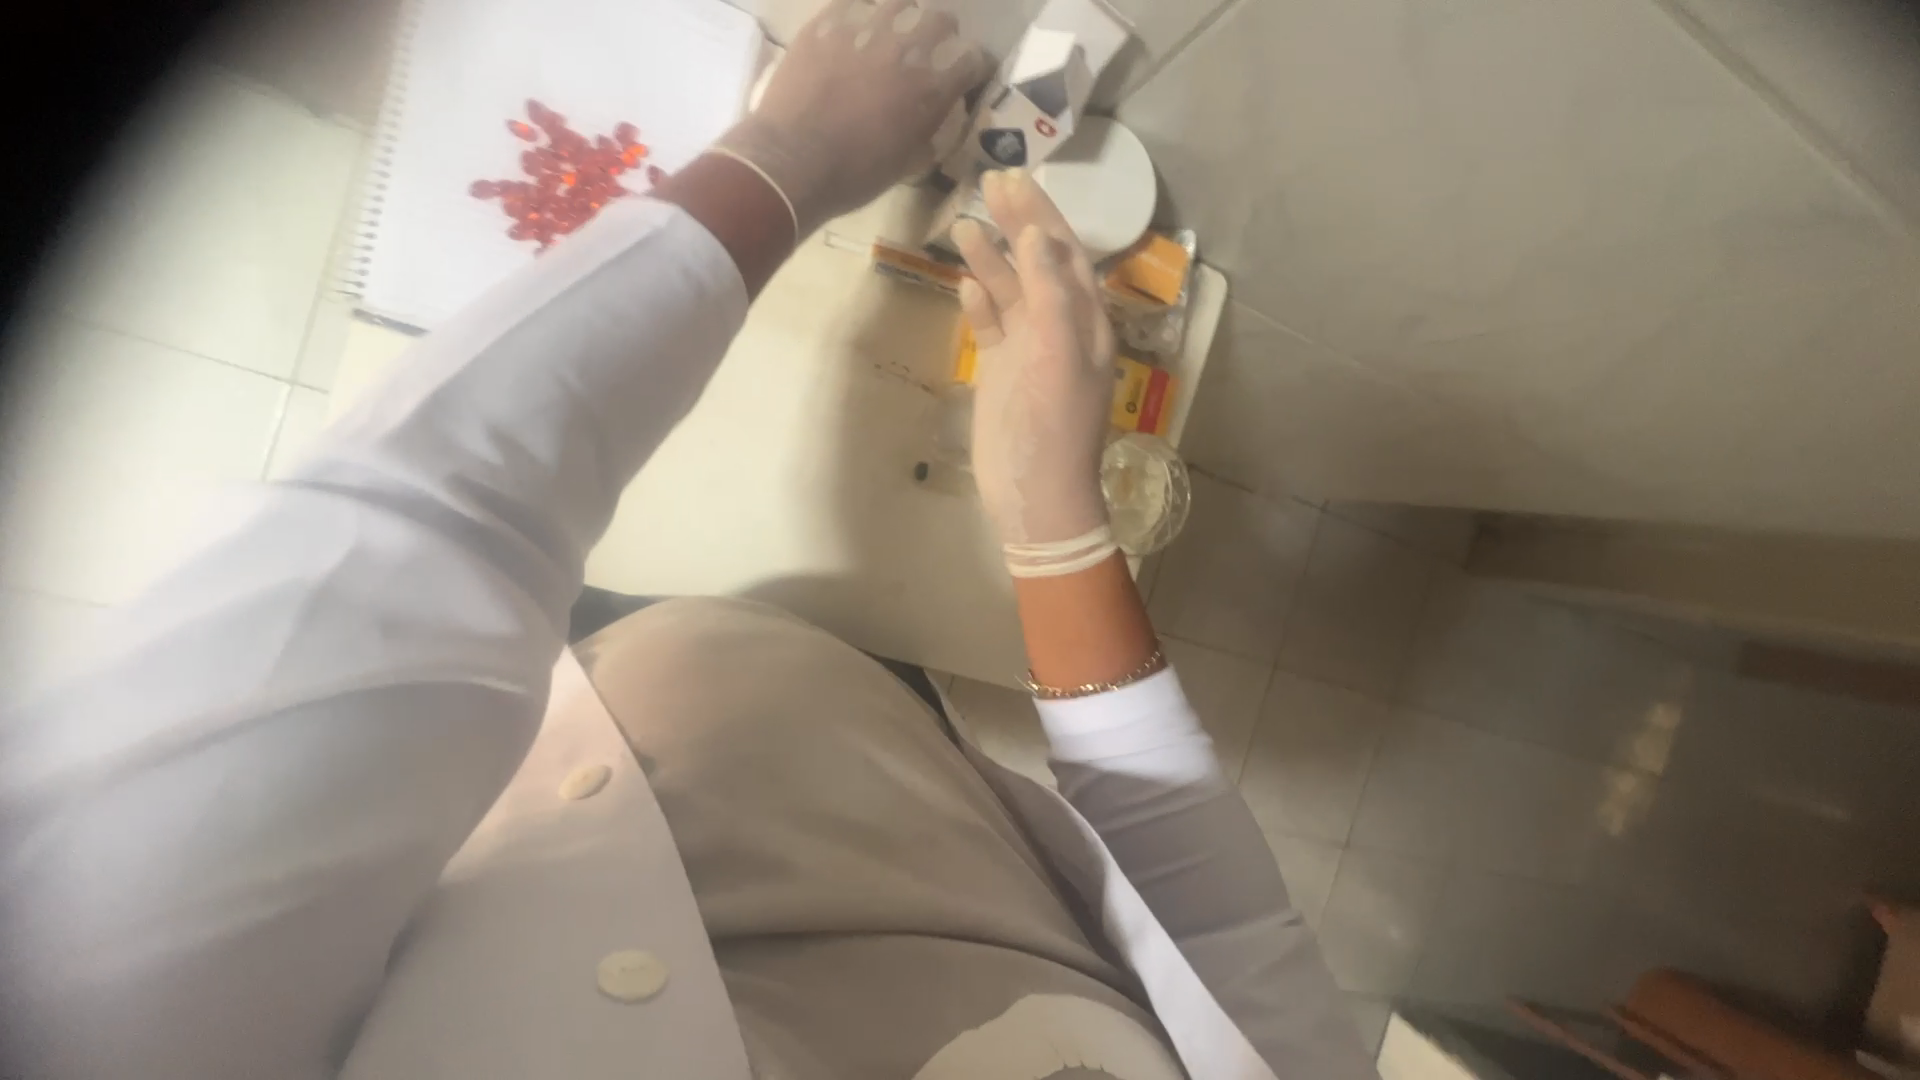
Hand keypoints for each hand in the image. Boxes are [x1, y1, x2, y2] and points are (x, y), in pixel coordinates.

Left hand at [714, 0, 987, 237]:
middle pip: (940, 20)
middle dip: (943, 34)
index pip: (972, 61)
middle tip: (932, 47)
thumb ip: (926, 130)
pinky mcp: (826, 24)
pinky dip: (862, 17)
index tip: (967, 75)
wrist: (793, 163)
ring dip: (904, 17)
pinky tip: (856, 33)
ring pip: (899, 3)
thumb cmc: (853, 177)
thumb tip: (933, 115)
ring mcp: (864, 30)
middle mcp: (905, 50)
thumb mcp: (905, 164)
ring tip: (894, 33)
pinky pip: (854, 5)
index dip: (974, 67)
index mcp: (930, 91)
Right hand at [952, 169, 1117, 576]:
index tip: (1013, 178)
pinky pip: (992, 328)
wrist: (1034, 494)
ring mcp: (1029, 351)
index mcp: (1085, 322)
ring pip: (1010, 293)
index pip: (1065, 254)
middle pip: (1037, 264)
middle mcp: (1060, 329)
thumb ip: (1049, 294)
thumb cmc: (1052, 428)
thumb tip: (1037, 233)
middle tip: (986, 182)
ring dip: (990, 261)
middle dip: (1015, 223)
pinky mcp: (1003, 373)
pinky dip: (980, 305)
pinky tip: (964, 286)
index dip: (1040, 215)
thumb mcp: (1057, 356)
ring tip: (961, 226)